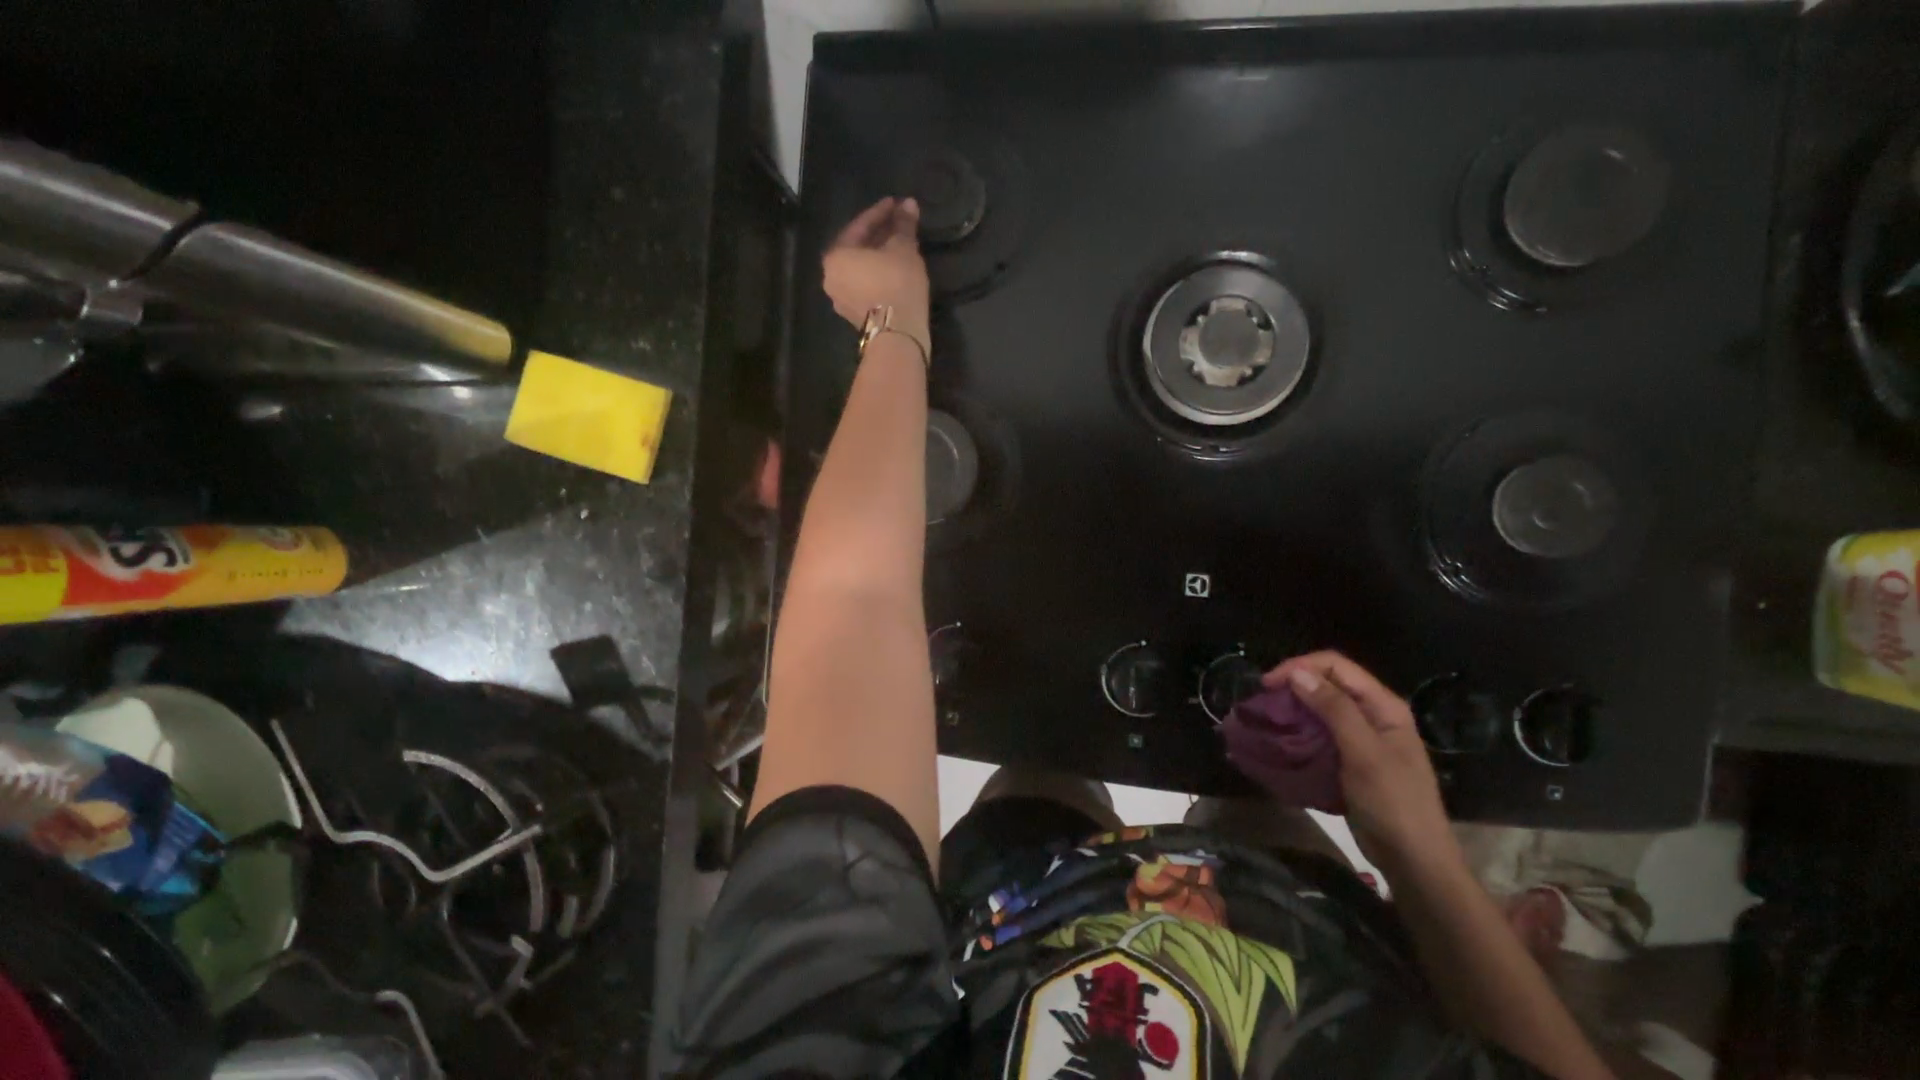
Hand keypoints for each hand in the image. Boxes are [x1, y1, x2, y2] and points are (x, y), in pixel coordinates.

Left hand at [822, 196, 930, 345]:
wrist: (897, 334)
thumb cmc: (896, 283)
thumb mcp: (903, 248)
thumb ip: (903, 225)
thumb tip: (909, 204)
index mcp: (835, 256)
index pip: (859, 226)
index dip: (880, 212)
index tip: (896, 203)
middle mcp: (831, 277)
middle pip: (856, 248)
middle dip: (878, 234)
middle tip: (898, 222)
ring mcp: (840, 299)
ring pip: (860, 269)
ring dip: (877, 255)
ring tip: (898, 245)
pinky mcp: (854, 316)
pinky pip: (863, 286)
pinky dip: (876, 274)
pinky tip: (893, 268)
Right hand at [1264, 651, 1463, 881]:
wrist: (1413, 858)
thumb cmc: (1392, 802)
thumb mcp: (1363, 752)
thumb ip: (1334, 709)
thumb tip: (1297, 673)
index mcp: (1384, 705)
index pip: (1337, 666)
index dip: (1300, 667)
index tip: (1267, 685)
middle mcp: (1373, 716)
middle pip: (1328, 685)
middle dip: (1294, 687)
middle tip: (1262, 704)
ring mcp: (1363, 740)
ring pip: (1322, 711)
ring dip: (1294, 711)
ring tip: (1266, 721)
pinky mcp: (1351, 762)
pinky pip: (1321, 737)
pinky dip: (1299, 735)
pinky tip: (1280, 744)